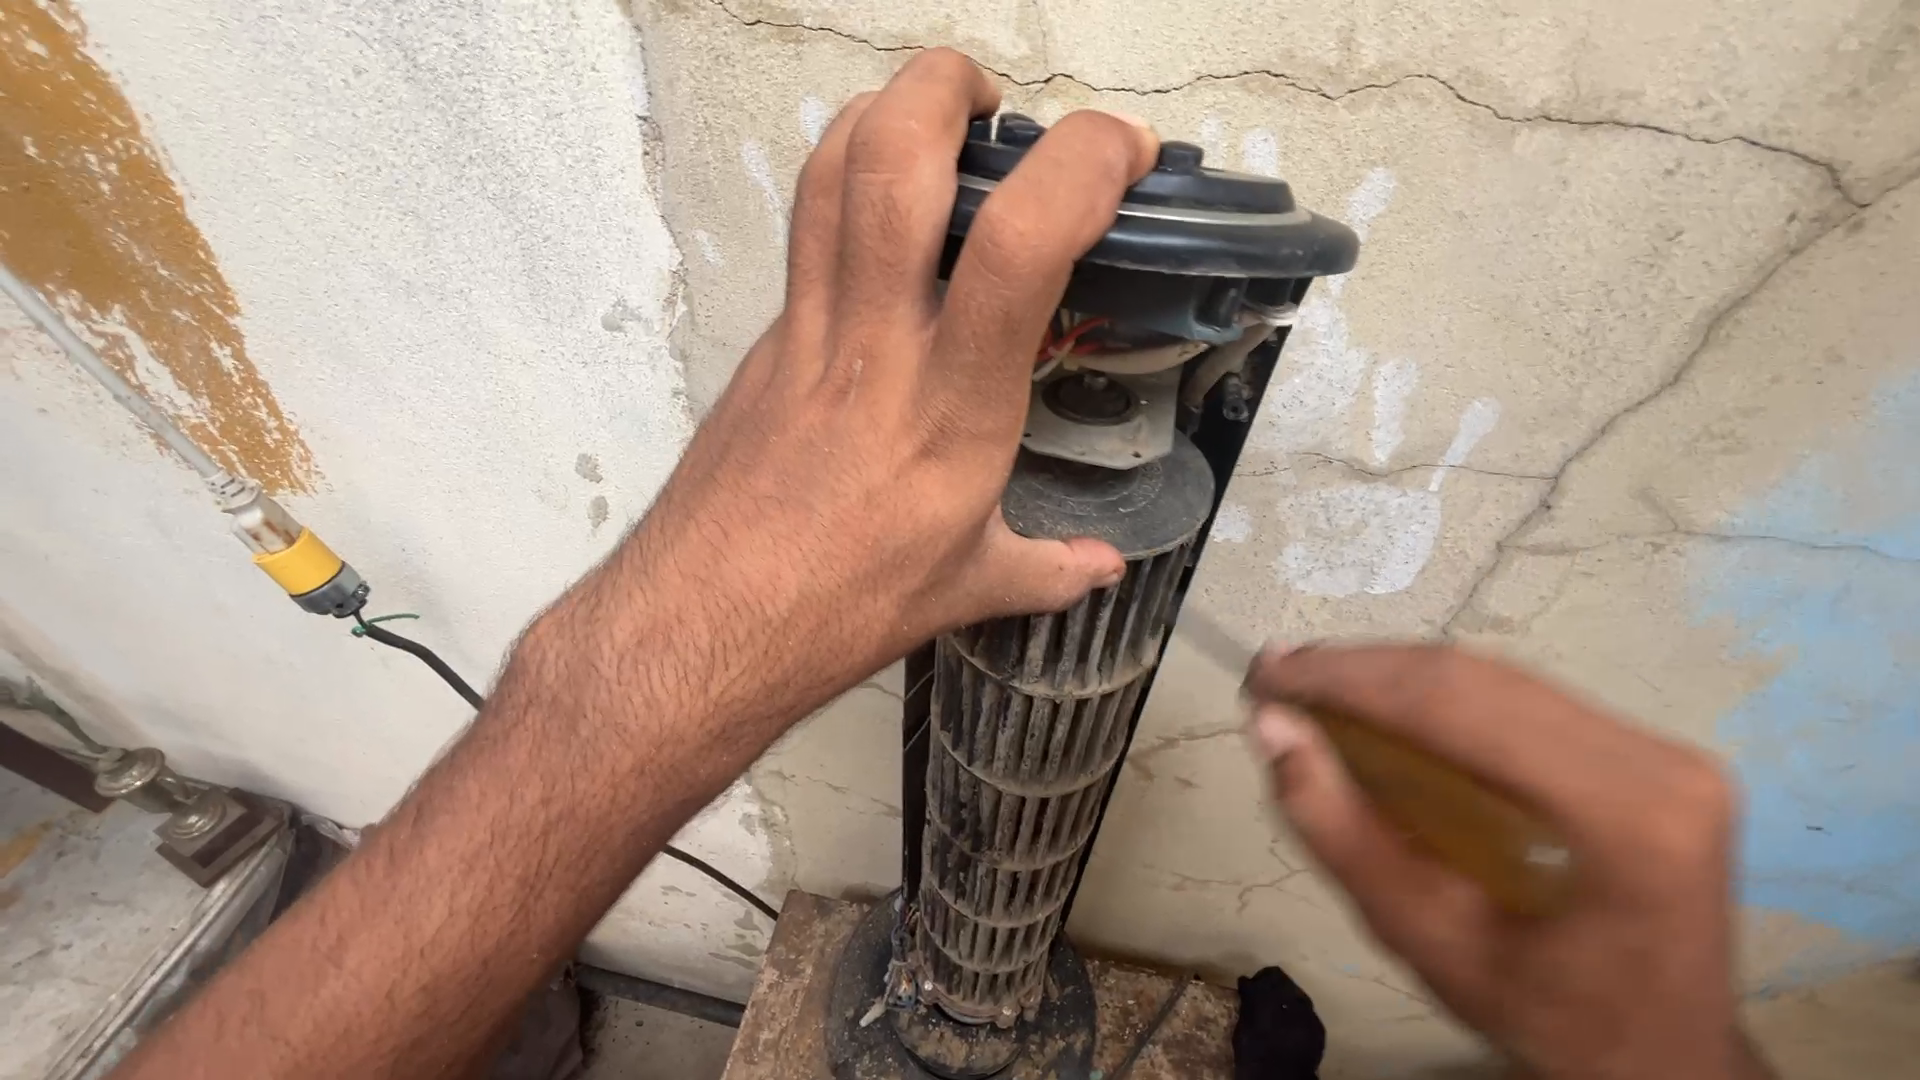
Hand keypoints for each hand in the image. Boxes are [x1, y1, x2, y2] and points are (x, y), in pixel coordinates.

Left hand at [564, 51, 1156, 736]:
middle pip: (893, 160)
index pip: (1019, 246)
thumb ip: (1048, 570)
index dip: (1083, 164)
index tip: (1123, 153)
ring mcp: (806, 334)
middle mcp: (879, 346)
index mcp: (956, 408)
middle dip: (948, 87)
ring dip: (885, 112)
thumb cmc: (842, 611)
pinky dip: (844, 191)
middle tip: (995, 105)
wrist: (704, 626)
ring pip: (829, 174)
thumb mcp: (967, 591)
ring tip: (934, 125)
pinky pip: (804, 237)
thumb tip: (1105, 567)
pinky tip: (878, 230)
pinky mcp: (763, 344)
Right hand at [1243, 645, 1769, 1079]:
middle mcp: (1652, 760)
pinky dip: (1424, 693)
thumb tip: (1271, 725)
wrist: (1660, 1053)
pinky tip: (1374, 704)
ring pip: (1485, 676)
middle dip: (1356, 670)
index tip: (1263, 676)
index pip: (1455, 705)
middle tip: (1273, 676)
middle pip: (1469, 678)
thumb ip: (1339, 830)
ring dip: (1385, 676)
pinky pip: (1507, 694)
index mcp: (1622, 814)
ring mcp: (1653, 746)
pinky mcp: (1635, 745)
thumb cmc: (1542, 1010)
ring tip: (1307, 686)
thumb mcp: (1420, 935)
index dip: (1347, 677)